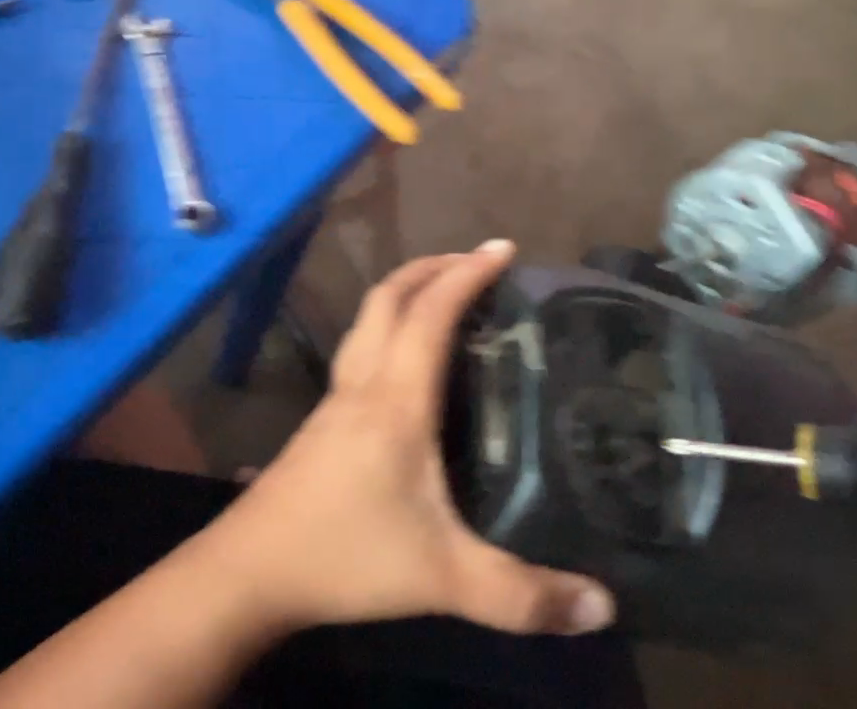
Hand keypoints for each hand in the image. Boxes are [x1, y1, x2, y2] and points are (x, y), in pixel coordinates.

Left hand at [195, 241, 613, 635]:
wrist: (251, 569)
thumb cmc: (346, 556)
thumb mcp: (444, 579)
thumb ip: (523, 596)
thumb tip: (605, 608)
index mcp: (394, 402)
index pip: (430, 315)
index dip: (465, 275)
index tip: (502, 249)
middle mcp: (361, 386)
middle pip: (387, 300)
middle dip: (430, 268)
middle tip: (474, 262)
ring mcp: (334, 402)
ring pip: (366, 323)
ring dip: (403, 296)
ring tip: (443, 300)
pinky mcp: (321, 424)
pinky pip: (358, 353)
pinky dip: (387, 332)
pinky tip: (406, 368)